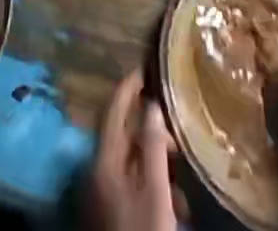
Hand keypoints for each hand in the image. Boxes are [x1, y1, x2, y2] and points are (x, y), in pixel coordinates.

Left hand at [83, 70, 177, 230]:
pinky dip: (152, 183)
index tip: (145, 67)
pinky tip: (174, 200)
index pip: (112, 110)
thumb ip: (151, 146)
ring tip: (181, 168)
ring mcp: (101, 192)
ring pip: (130, 162)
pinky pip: (131, 184)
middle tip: (176, 128)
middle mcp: (96, 170)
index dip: (128, 86)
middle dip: (149, 129)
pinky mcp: (110, 210)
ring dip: (155, 159)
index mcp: (102, 159)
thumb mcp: (155, 191)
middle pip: (122, 136)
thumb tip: (151, 103)